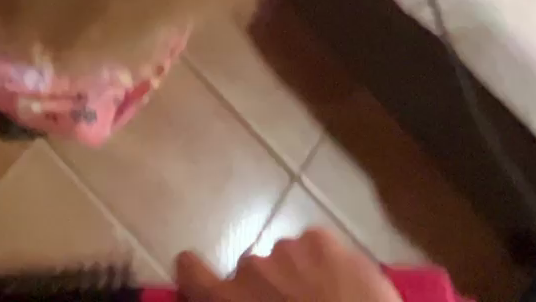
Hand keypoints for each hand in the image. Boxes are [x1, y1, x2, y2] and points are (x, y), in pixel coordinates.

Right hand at [175, 229, 402, 301]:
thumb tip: (241, 298)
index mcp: (228, 301)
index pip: (192, 273)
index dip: (196, 276)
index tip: (203, 282)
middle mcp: (248, 270)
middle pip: (249, 274)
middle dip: (266, 292)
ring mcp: (285, 250)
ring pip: (285, 260)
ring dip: (297, 278)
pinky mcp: (320, 239)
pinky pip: (313, 248)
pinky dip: (323, 265)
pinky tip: (343, 290)